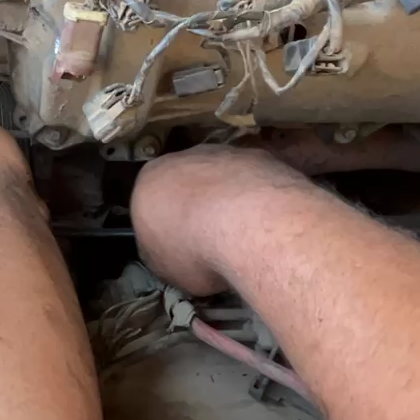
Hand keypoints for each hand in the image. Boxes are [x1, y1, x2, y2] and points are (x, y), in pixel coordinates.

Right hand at [130, 143, 314, 295]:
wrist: (249, 225)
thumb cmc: (194, 249)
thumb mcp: (163, 266)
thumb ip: (161, 251)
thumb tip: (170, 252)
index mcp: (150, 181)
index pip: (151, 201)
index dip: (165, 225)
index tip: (179, 247)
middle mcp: (182, 158)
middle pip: (187, 182)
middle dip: (197, 207)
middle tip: (213, 241)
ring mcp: (224, 153)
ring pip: (224, 177)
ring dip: (231, 200)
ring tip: (247, 236)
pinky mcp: (262, 157)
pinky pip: (257, 180)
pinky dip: (261, 198)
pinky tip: (270, 224)